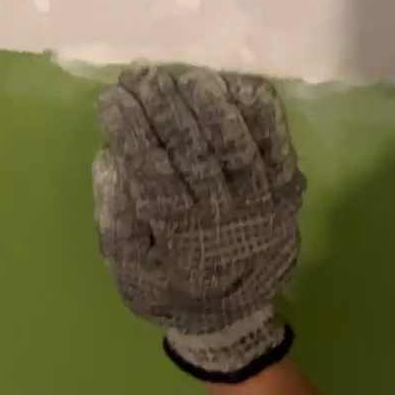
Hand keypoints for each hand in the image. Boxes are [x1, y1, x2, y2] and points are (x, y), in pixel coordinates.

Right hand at [92, 65, 306, 381]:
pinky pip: (278, 148)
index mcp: (178, 234)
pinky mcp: (285, 195)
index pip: (149, 168)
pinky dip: (262, 115)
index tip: (110, 98)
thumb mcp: (124, 264)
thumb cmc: (164, 289)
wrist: (228, 320)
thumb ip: (115, 214)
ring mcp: (259, 203)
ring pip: (236, 143)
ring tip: (185, 75)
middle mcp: (222, 215)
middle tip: (141, 74)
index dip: (130, 129)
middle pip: (192, 148)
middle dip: (164, 106)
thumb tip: (109, 159)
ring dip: (211, 104)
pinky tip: (240, 85)